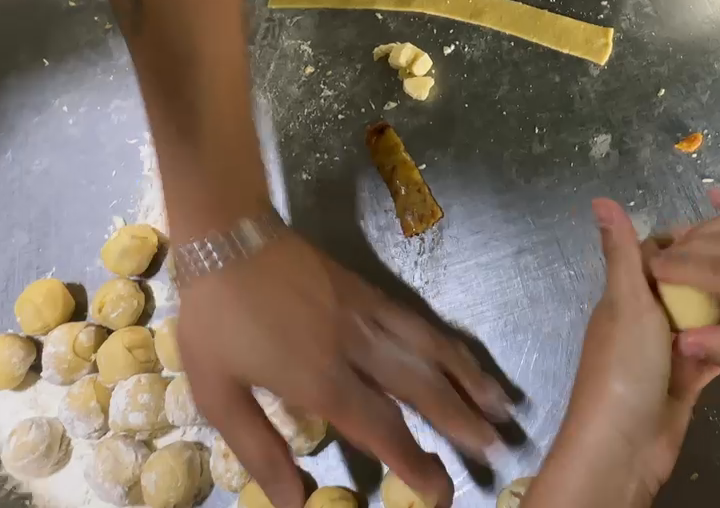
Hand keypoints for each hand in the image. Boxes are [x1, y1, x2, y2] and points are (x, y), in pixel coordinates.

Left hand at [175, 229, 511, 507]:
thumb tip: (293, 502)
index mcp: (320, 379)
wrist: (231, 238)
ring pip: (430, 347)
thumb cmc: (218, 321)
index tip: (443, 493)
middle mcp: (356, 347)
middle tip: (499, 448)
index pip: (382, 428)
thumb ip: (259, 449)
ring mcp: (367, 313)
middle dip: (462, 421)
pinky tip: (457, 354)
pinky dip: (446, 342)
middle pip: (421, 387)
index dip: (416, 463)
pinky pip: (416, 321)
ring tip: (501, 402)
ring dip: (468, 377)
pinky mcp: (367, 290)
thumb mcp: (218, 394)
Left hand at [529, 200, 719, 507]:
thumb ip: (621, 251)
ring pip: (698, 319)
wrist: (623, 448)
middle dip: (712, 272)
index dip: (685, 240)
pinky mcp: (684, 381)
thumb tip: (600, 198)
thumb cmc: (623, 365)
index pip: (656, 254)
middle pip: (681, 285)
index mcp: (625, 294)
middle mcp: (643, 318)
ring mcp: (664, 351)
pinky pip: (710, 353)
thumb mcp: (625, 300)